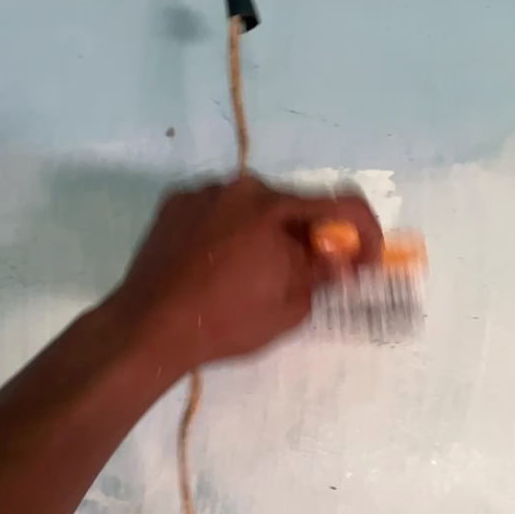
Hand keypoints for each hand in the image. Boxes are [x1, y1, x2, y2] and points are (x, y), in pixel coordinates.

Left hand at [104, 174, 383, 371]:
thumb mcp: (289, 308)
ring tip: (254, 276)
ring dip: (268, 234)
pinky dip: (232, 233)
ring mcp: (203, 192)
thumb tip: (342, 260)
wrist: (148, 326)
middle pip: (294, 206)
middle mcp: (241, 186)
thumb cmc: (225, 322)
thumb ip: (324, 276)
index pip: (342, 204)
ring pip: (254, 208)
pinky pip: (220, 212)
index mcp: (274, 207)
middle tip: (308, 275)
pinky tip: (220, 267)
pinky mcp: (175, 204)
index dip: (366, 233)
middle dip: (310, 237)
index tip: (365, 263)